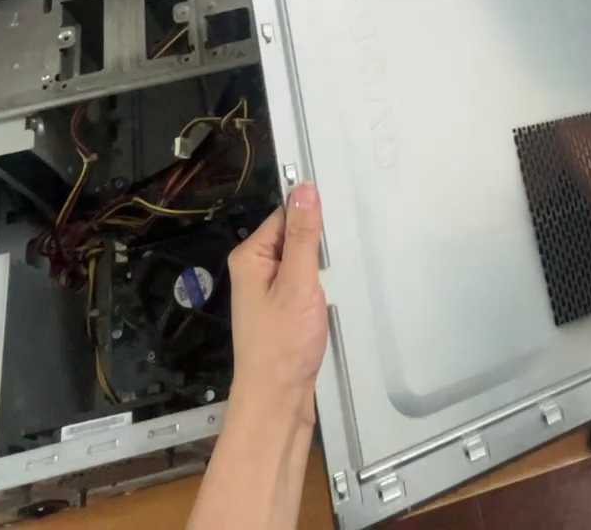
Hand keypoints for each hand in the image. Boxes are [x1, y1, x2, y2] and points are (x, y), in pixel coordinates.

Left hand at [226, 183, 327, 424]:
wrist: (277, 401)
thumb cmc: (283, 344)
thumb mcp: (298, 283)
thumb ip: (304, 236)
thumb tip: (305, 189)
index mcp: (251, 256)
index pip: (284, 215)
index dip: (310, 217)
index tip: (337, 220)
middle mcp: (255, 268)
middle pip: (293, 235)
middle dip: (318, 245)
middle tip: (338, 257)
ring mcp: (267, 289)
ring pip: (301, 259)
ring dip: (320, 267)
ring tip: (335, 279)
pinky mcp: (281, 307)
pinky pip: (302, 280)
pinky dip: (318, 284)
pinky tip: (329, 296)